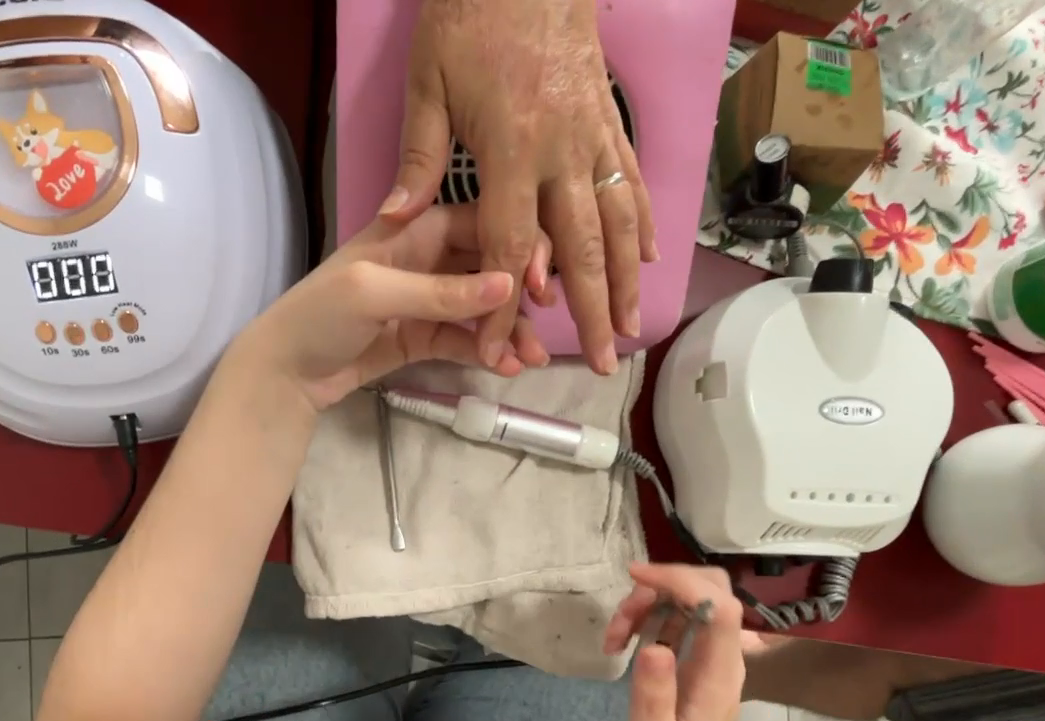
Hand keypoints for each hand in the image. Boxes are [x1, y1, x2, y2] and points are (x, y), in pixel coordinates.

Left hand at [233, 203, 551, 411]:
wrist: (284, 374)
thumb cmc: (318, 316)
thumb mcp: (374, 294)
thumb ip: (440, 291)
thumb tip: (508, 284)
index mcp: (413, 229)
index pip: (480, 223)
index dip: (515, 245)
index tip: (541, 280)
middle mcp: (427, 259)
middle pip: (489, 266)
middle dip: (519, 294)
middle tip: (546, 321)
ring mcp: (426, 302)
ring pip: (481, 309)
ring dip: (508, 330)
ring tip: (533, 359)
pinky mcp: (422, 338)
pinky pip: (465, 341)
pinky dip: (487, 352)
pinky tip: (510, 368)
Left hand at [382, 0, 655, 376]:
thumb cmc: (468, 16)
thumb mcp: (427, 84)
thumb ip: (418, 159)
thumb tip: (395, 219)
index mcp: (510, 149)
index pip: (509, 247)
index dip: (505, 306)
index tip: (503, 349)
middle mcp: (561, 151)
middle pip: (579, 249)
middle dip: (589, 312)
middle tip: (603, 363)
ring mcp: (593, 136)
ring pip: (616, 222)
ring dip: (625, 280)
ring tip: (632, 326)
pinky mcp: (609, 121)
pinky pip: (632, 181)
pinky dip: (642, 223)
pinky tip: (648, 258)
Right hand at [603, 564, 745, 720]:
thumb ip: (654, 700)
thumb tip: (654, 648)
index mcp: (720, 678)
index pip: (722, 608)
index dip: (685, 582)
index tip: (638, 580)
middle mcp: (721, 659)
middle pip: (710, 590)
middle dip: (662, 587)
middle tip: (622, 617)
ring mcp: (708, 656)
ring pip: (687, 599)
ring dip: (645, 604)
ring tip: (613, 638)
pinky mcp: (691, 658)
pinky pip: (673, 617)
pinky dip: (644, 618)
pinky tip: (620, 644)